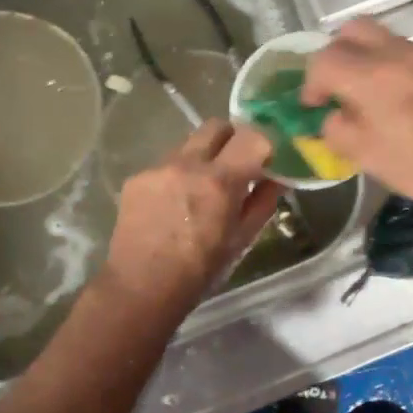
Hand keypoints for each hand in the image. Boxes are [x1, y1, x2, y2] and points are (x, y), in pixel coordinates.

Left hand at [101, 120, 280, 310]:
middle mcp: (187, 164)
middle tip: (236, 164)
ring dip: (202, 158)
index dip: (263, 144)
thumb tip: (276, 179)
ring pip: (188, 144)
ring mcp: (158, 168)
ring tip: (201, 189)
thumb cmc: (200, 270)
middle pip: (216, 126)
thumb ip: (262, 203)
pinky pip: (165, 164)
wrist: (142, 286)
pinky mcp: (137, 177)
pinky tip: (173, 204)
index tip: (265, 160)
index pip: (252, 136)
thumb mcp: (241, 240)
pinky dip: (177, 175)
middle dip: (231, 139)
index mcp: (219, 181)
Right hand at [302, 20, 412, 216]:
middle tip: (340, 86)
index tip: (314, 105)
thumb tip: (330, 116)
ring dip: (371, 60)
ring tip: (376, 95)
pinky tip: (411, 101)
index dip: (311, 82)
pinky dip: (402, 68)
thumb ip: (336, 130)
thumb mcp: (366, 158)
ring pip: (387, 40)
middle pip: (353, 31)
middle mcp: (398, 53)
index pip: (323, 59)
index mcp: (371, 76)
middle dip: (338, 55)